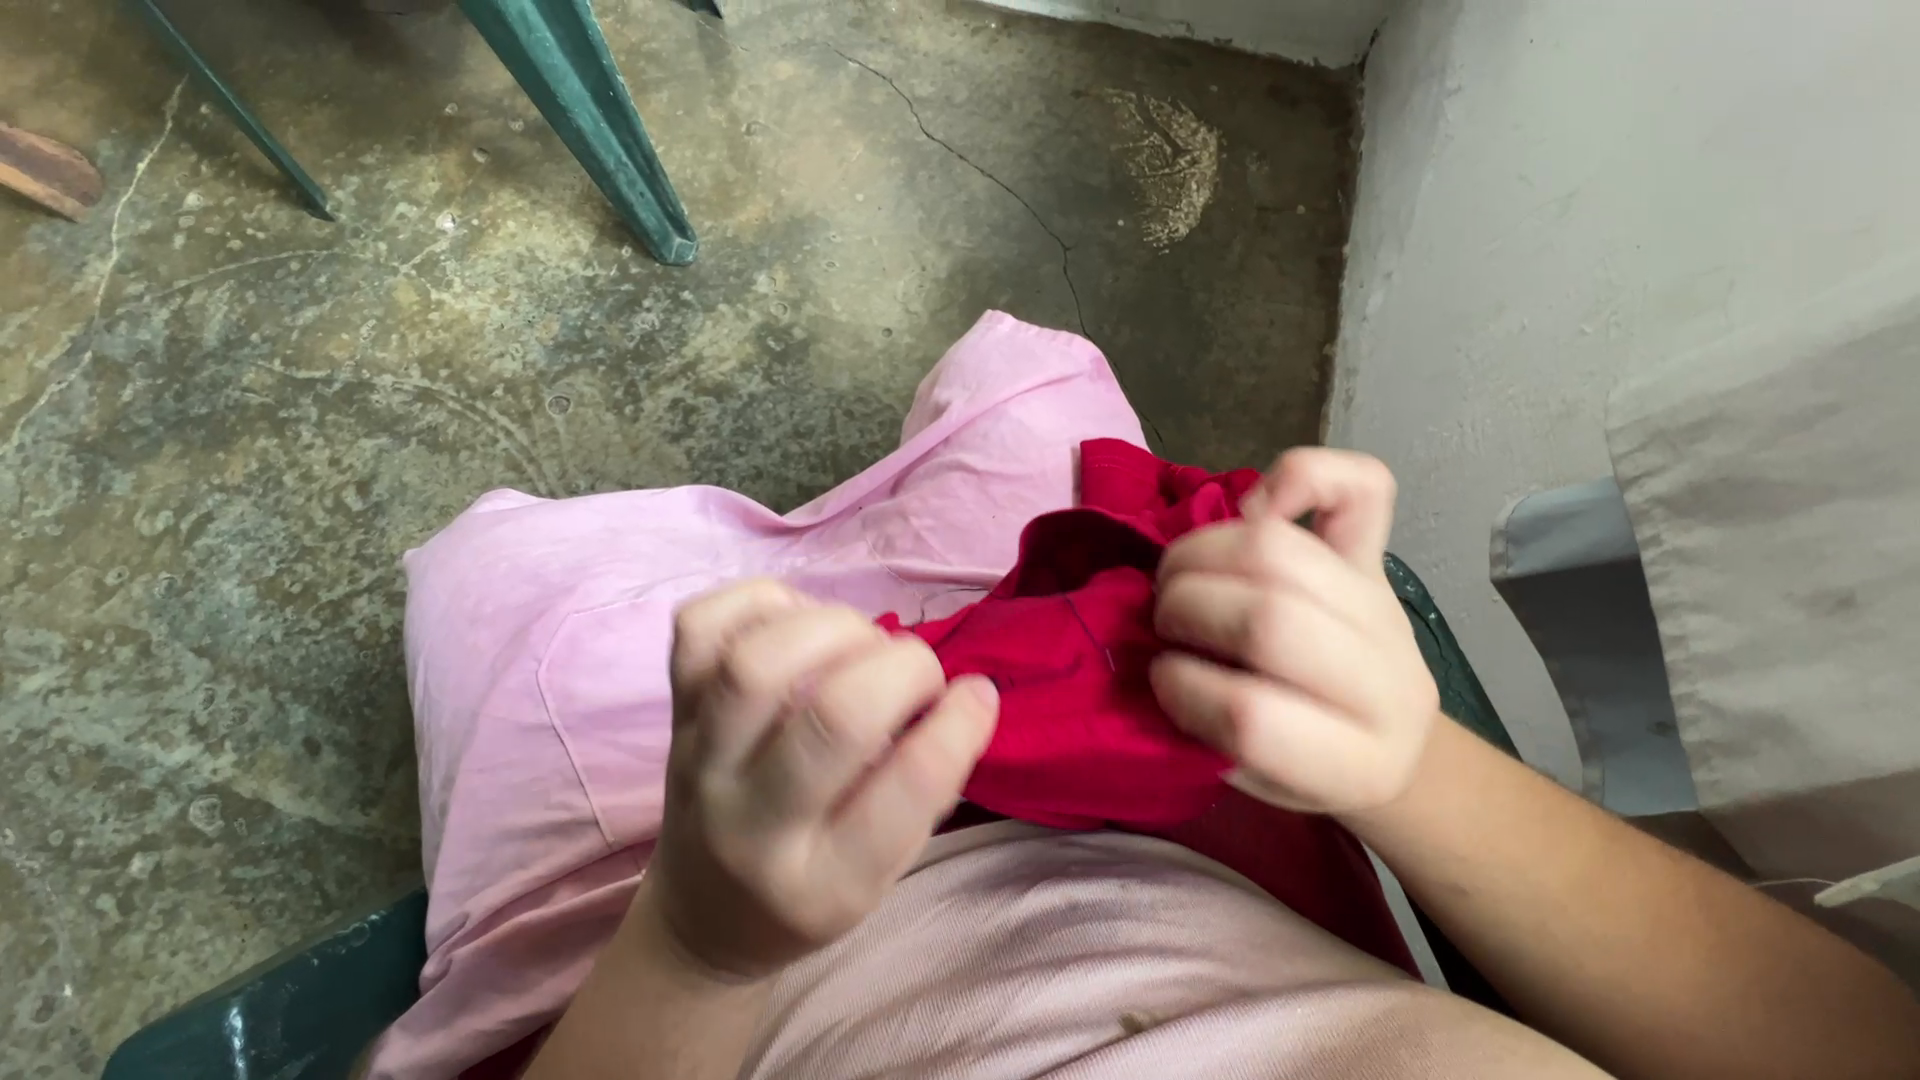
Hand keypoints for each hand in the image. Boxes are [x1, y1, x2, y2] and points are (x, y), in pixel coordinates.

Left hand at [643, 580, 998, 980]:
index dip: (958, 725)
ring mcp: (700, 762)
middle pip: (832, 715)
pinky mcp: (672, 714)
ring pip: (757, 664)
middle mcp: (751, 824)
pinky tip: (797, 623)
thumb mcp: (884, 875)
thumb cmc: (812, 893)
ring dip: (834, 627)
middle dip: (903, 667)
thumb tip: (968, 692)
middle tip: (918, 671)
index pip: (906, 788)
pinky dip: (761, 603)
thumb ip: (925, 789)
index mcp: (824, 884)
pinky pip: (699, 628)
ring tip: (860, 641)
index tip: (978, 693)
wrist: (703, 919)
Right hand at [1150, 448, 1438, 814]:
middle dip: (1186, 612)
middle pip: (1270, 621)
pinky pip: (1361, 486)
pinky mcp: (1378, 560)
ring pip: (1283, 551)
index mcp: (1355, 762)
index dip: (1183, 690)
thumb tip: (1150, 659)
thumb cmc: (1305, 770)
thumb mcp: (1253, 782)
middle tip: (1164, 625)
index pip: (1252, 718)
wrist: (1389, 741)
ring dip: (1201, 555)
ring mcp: (1383, 610)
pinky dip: (1299, 475)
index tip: (1160, 681)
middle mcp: (1385, 683)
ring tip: (1178, 577)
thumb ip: (1205, 734)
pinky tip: (1255, 506)